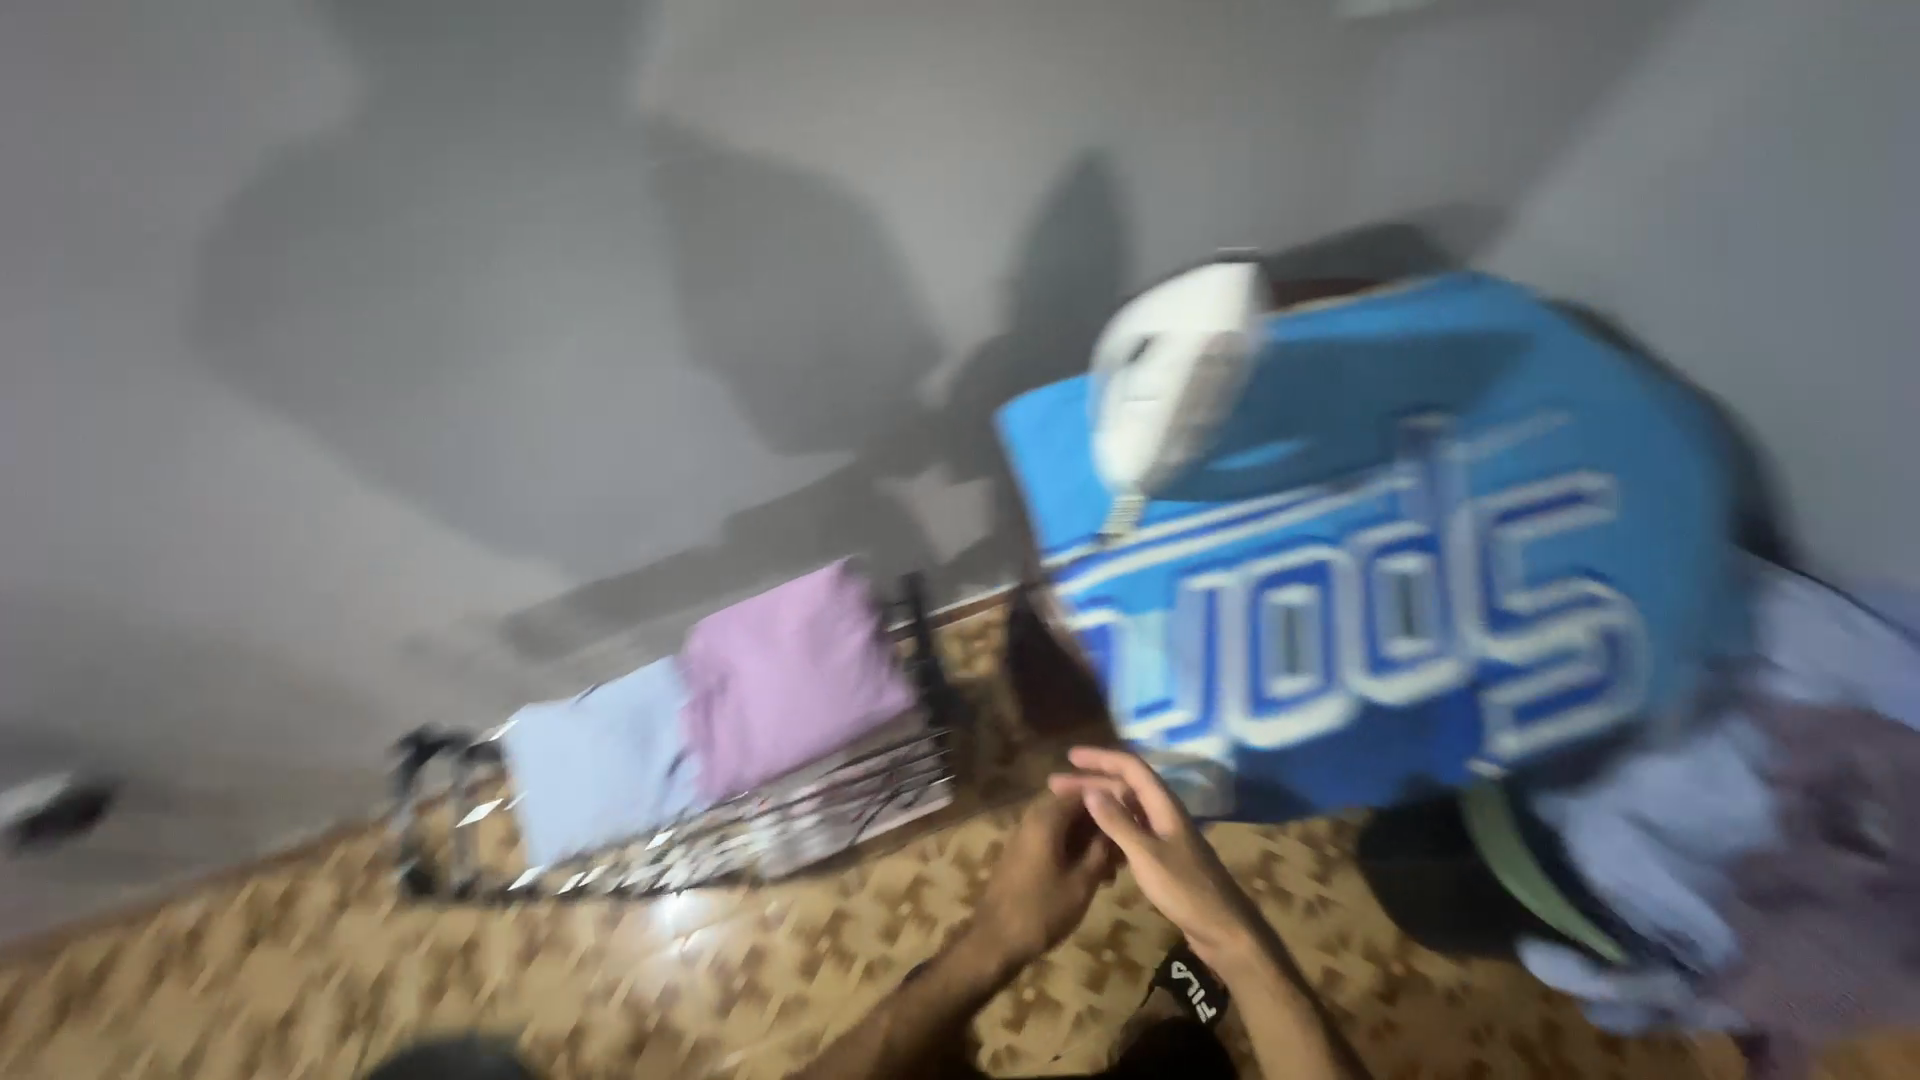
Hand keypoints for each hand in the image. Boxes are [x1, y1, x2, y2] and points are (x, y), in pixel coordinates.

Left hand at [969, 791, 1118, 969]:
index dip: (1111, 800)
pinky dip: (1074, 850)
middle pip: (1074, 807)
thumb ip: (1101, 849)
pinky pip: (1054, 839)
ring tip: (1115, 867)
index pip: (1084, 791)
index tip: (1133, 816)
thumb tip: (1116, 823)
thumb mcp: (1082, 882)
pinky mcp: (1023, 853)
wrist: (995, 940)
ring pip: (1065, 825)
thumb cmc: (1042, 910)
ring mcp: (1026, 835)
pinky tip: (1094, 875)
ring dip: (1089, 840)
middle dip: (1101, 823)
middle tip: (1126, 846)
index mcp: (1047, 818)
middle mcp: (1033, 817)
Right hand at [1048, 746, 1266, 973]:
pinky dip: (1110, 829)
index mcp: (1164, 805)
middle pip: (1125, 787)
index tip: (1070, 757)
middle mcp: (1164, 813)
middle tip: (1055, 785)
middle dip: (1091, 781)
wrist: (1224, 930)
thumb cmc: (1186, 890)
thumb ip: (1118, 822)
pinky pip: (1131, 832)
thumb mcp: (1146, 855)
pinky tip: (1092, 840)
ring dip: (1098, 805)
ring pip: (1127, 809)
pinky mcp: (1163, 857)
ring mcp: (1165, 836)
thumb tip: (1091, 789)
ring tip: (1068, 810)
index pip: (1130, 767)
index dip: (1101, 758)